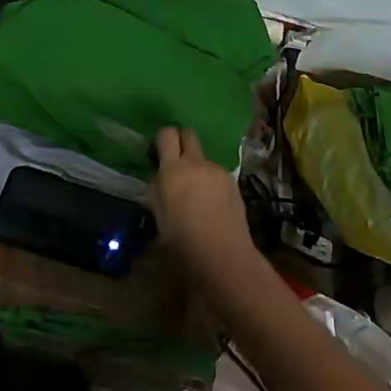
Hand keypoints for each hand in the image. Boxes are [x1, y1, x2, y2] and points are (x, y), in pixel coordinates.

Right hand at [149, 126, 255, 279]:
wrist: (223, 256)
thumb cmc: (182, 243)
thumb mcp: (158, 217)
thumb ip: (157, 191)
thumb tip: (160, 179)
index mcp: (173, 171)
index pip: (167, 134)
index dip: (162, 139)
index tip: (158, 152)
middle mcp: (196, 163)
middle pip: (189, 135)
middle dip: (181, 142)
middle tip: (176, 163)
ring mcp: (217, 170)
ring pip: (203, 158)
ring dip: (197, 168)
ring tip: (196, 195)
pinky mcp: (233, 181)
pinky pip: (216, 173)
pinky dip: (210, 181)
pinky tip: (211, 205)